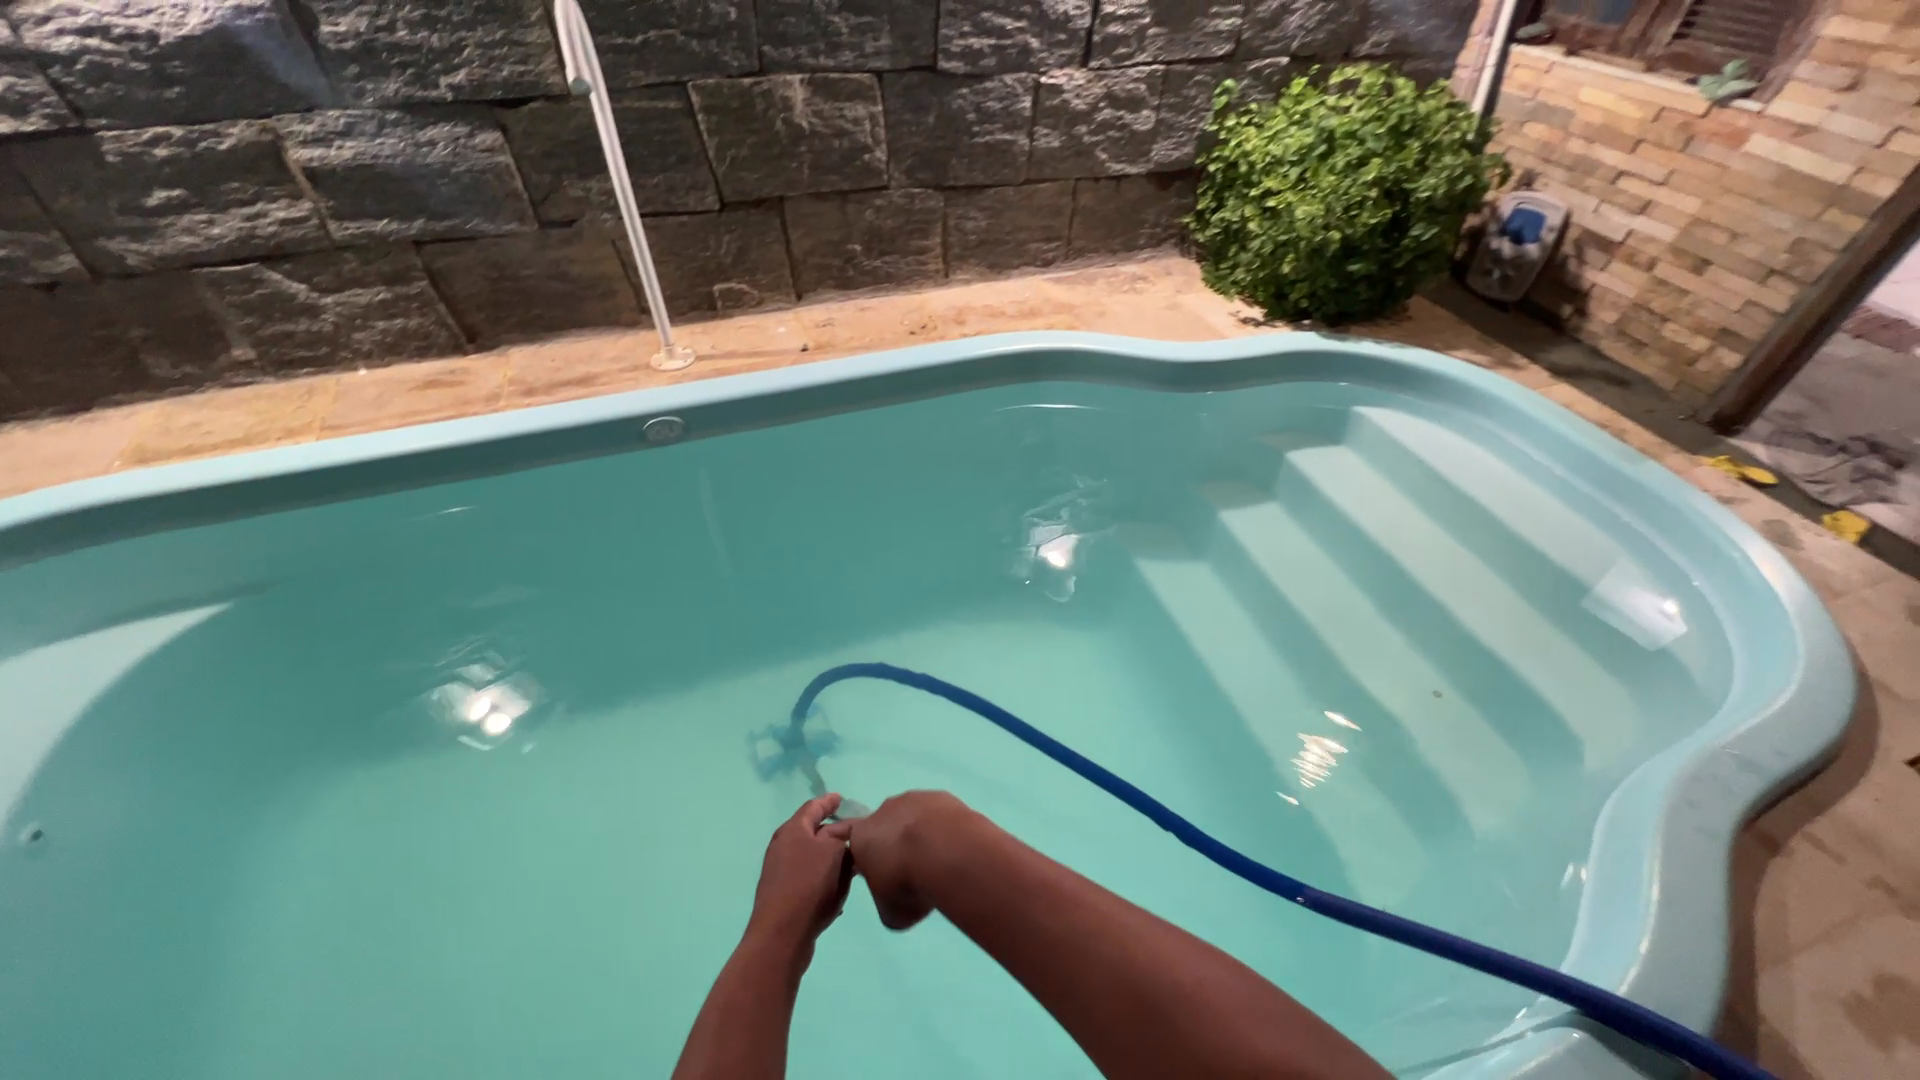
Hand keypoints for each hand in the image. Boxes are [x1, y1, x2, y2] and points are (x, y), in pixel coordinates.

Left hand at [747, 794, 854, 948]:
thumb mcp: (833, 851)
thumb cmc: (809, 884)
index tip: (841, 798)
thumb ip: (842, 835)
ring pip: (812, 857)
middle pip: (811, 832)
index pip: (813, 807)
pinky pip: (810, 879)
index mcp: (793, 830)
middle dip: (832, 830)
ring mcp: (781, 872)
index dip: (828, 802)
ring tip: (853, 861)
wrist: (783, 934)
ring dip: (831, 857)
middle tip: (854, 831)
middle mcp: (783, 847)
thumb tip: (847, 831)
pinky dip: (825, 878)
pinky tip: (839, 891)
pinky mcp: (785, 895)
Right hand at [841, 791, 980, 930]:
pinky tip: (955, 844)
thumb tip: (896, 900)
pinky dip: (943, 826)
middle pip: (886, 829)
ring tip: (939, 858)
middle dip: (897, 846)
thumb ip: (887, 902)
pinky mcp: (939, 795)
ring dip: (921, 834)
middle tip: (914, 870)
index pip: (856, 845)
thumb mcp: (890, 912)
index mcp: (861, 838)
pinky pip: (937, 813)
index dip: (870, 860)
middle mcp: (883, 811)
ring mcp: (912, 799)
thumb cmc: (908, 883)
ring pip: (913, 818)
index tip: (884, 875)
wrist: (945, 852)